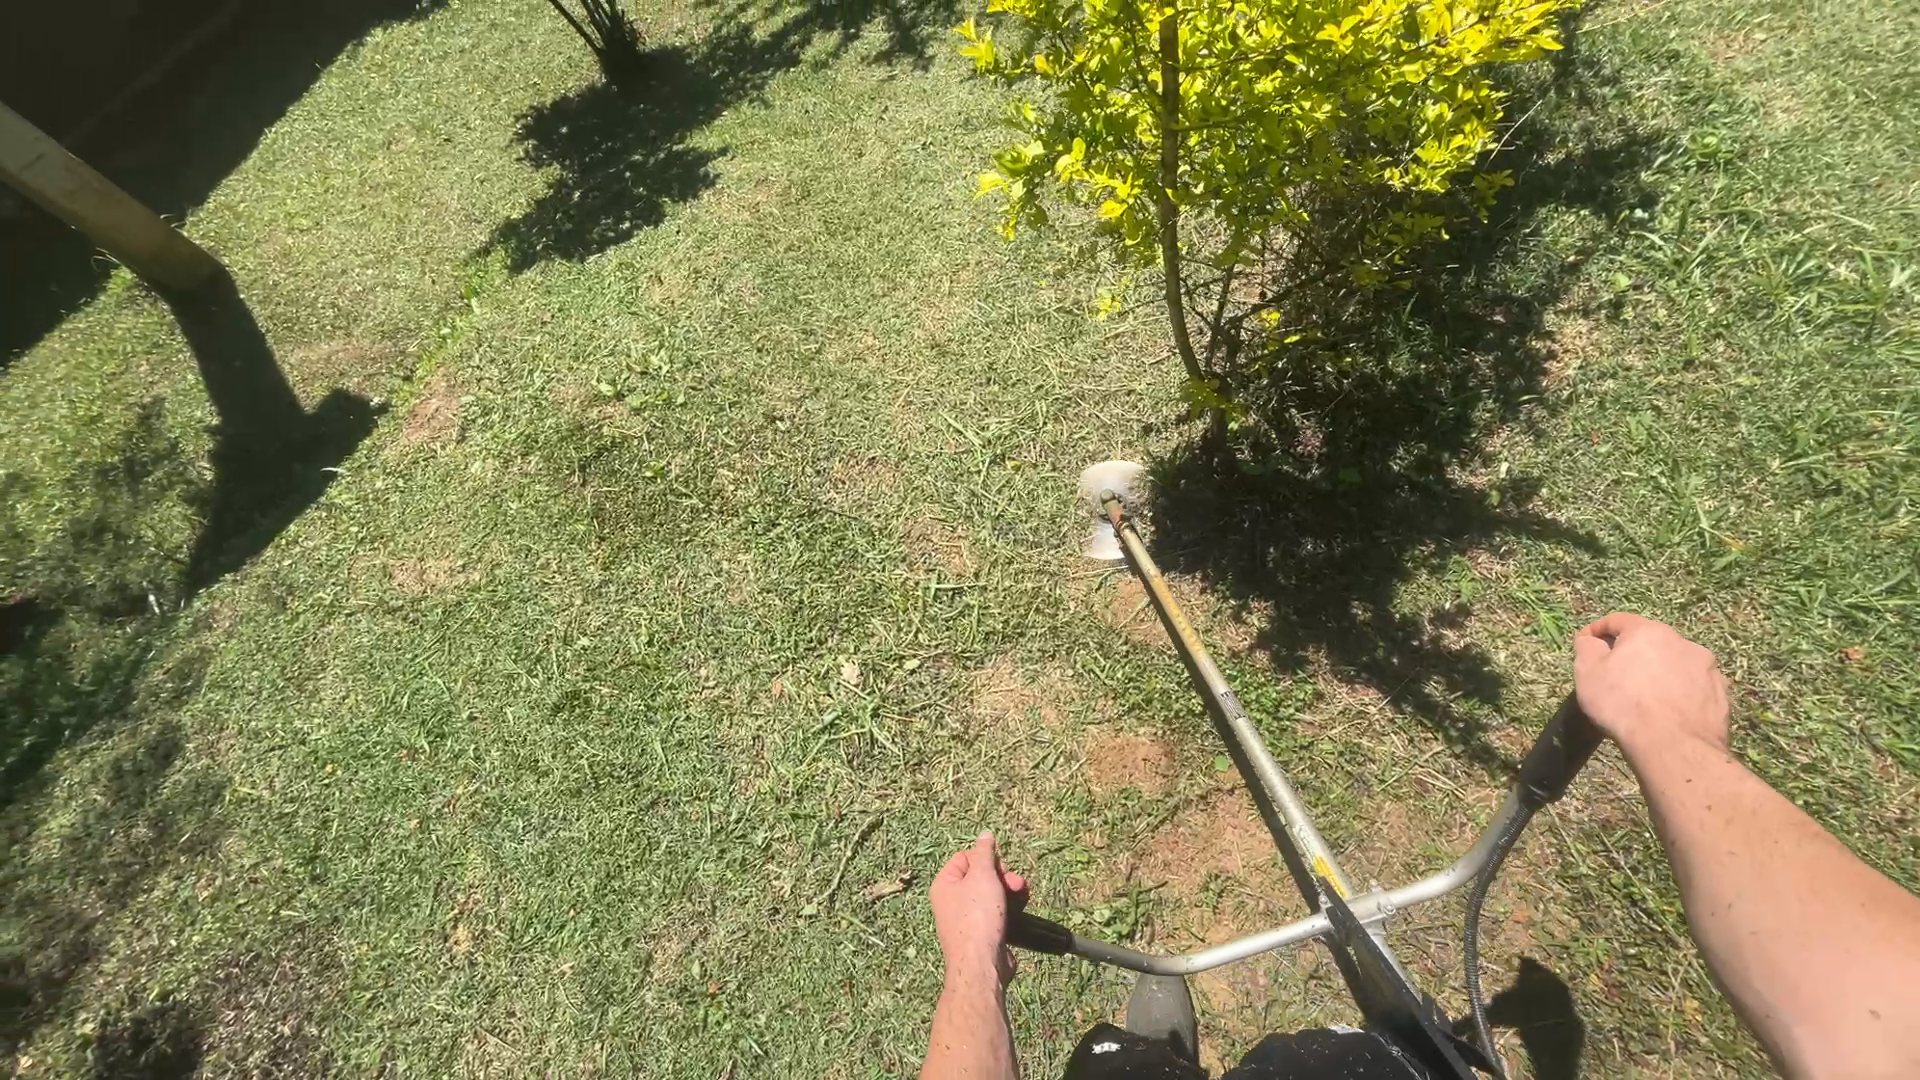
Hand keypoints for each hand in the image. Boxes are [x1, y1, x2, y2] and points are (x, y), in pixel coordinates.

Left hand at [931, 831, 1028, 987]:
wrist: (982, 964)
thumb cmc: (977, 916)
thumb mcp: (982, 875)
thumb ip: (984, 852)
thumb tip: (985, 834)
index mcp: (945, 884)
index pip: (965, 857)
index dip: (985, 858)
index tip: (998, 865)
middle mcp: (952, 901)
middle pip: (981, 875)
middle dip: (1002, 876)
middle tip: (1015, 882)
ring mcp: (967, 919)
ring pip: (992, 894)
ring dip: (1010, 890)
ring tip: (1023, 894)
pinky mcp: (983, 934)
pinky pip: (997, 912)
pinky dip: (1010, 908)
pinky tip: (1022, 908)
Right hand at [1573, 613, 1730, 757]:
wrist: (1673, 744)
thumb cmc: (1622, 701)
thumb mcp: (1587, 670)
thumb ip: (1587, 646)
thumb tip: (1592, 640)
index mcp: (1650, 632)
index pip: (1618, 620)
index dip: (1596, 630)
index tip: (1585, 644)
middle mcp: (1685, 644)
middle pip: (1650, 641)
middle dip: (1630, 652)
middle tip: (1612, 672)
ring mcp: (1709, 669)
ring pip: (1673, 662)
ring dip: (1656, 671)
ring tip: (1641, 694)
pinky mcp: (1722, 694)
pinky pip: (1691, 684)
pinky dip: (1676, 690)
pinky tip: (1663, 709)